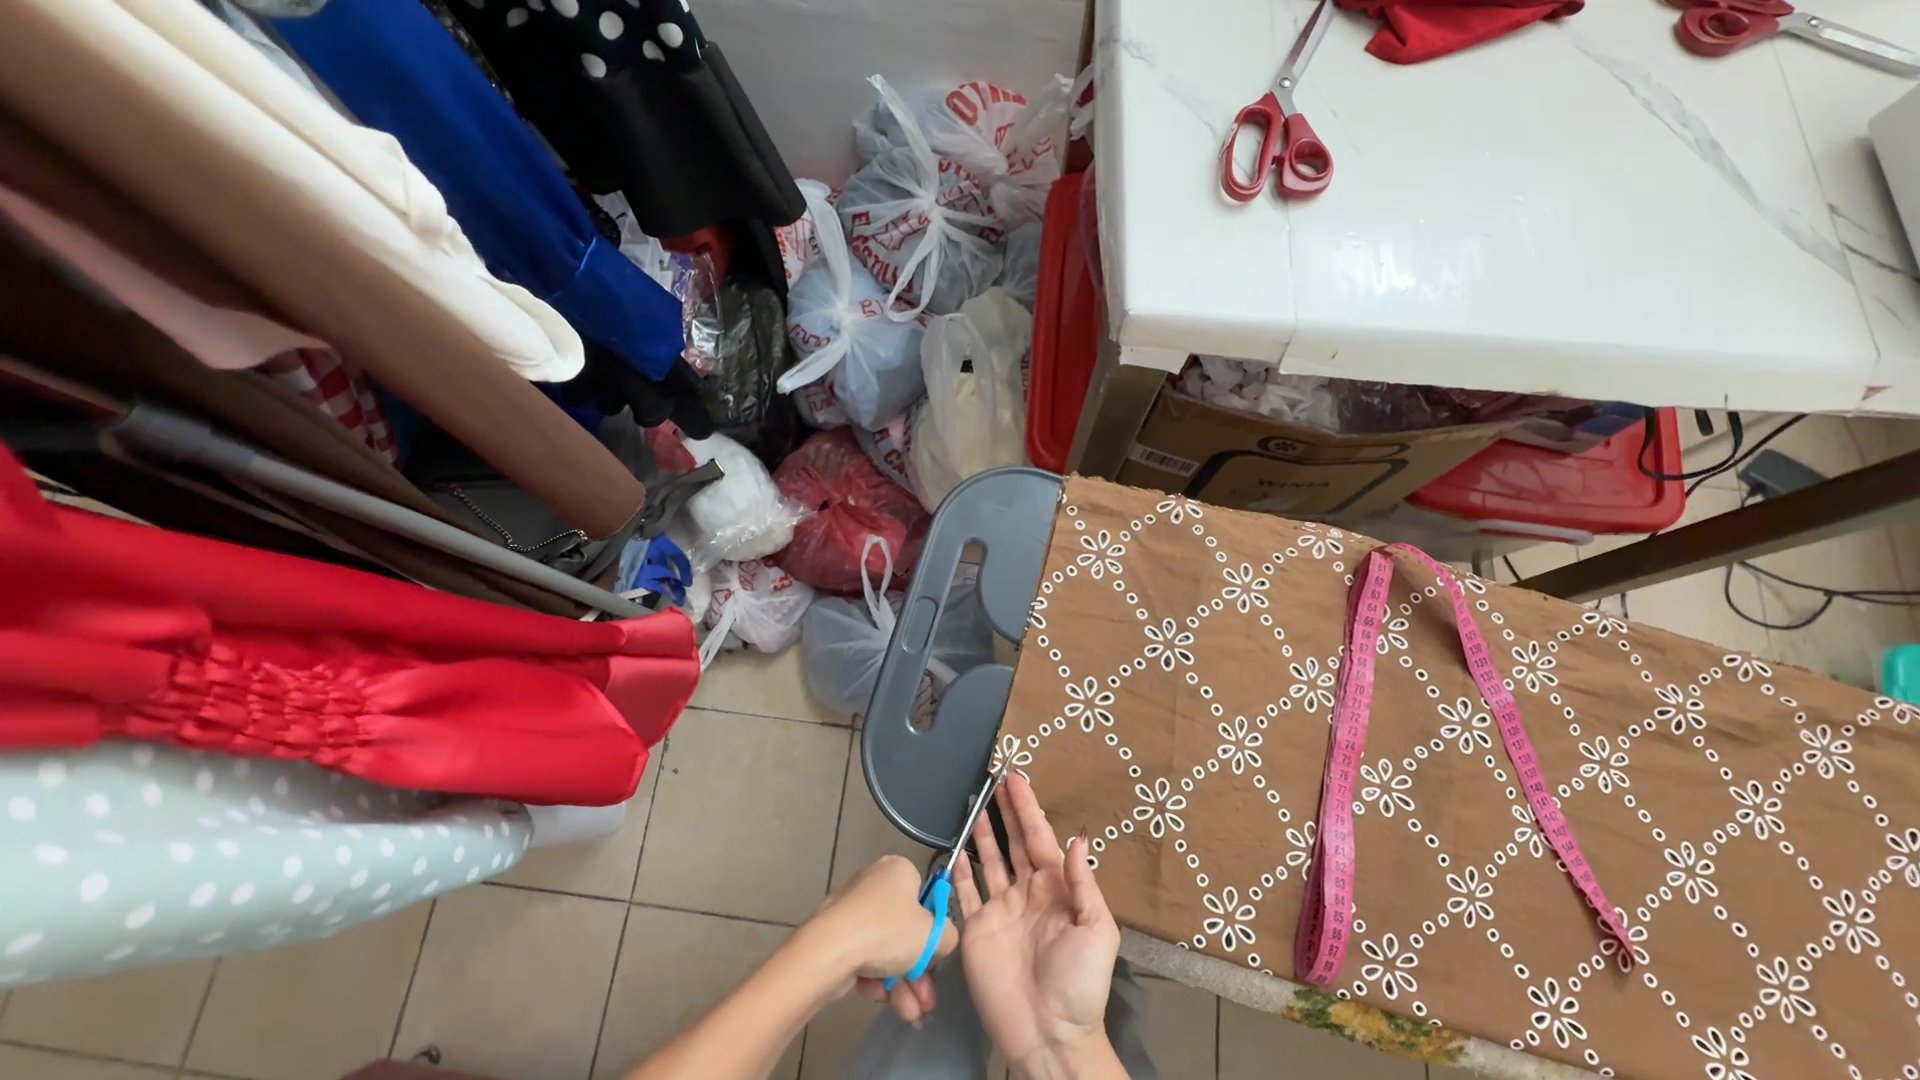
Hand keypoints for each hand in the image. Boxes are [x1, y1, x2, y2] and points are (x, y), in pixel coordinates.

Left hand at [816, 855, 955, 1024]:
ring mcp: (852, 910)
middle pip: (905, 929)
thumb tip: (940, 941)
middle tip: (926, 999)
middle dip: (918, 970)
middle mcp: (874, 883)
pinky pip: (864, 956)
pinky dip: (876, 978)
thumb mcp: (934, 934)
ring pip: (886, 948)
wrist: (827, 951)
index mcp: (898, 870)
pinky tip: (883, 1000)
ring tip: (910, 1013)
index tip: (936, 956)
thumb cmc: (887, 932)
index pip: (925, 896)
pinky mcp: (835, 935)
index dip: (934, 930)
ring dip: (902, 983)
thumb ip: (948, 936)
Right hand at [953, 772, 1122, 1074]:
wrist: (1048, 1034)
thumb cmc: (1079, 983)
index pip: (1040, 839)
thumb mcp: (1097, 930)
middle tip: (997, 779)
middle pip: (1015, 842)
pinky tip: (957, 848)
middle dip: (1007, 811)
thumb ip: (1083, 883)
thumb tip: (1077, 838)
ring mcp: (1000, 910)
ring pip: (991, 860)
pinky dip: (961, 869)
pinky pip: (967, 892)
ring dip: (985, 832)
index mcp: (1056, 890)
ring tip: (976, 802)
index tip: (1017, 779)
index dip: (1028, 810)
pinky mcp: (977, 929)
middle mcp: (1027, 893)